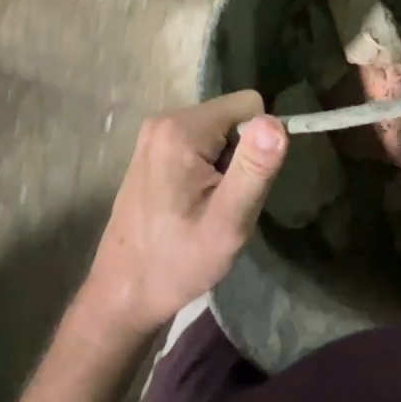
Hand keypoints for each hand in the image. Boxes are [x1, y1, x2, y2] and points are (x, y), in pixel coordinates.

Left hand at [79, 91, 287, 337]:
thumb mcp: (228, 223)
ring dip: (226, 165)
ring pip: (220, 130)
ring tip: (209, 205)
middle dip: (241, 155)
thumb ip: (254, 169)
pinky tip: (193, 203)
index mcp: (181, 130)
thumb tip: (276, 121)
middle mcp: (163, 119)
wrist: (124, 294)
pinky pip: (201, 142)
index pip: (250, 106)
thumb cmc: (177, 263)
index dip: (258, 146)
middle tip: (225, 202)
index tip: (242, 186)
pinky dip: (208, 168)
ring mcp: (154, 133)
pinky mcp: (152, 148)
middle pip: (232, 116)